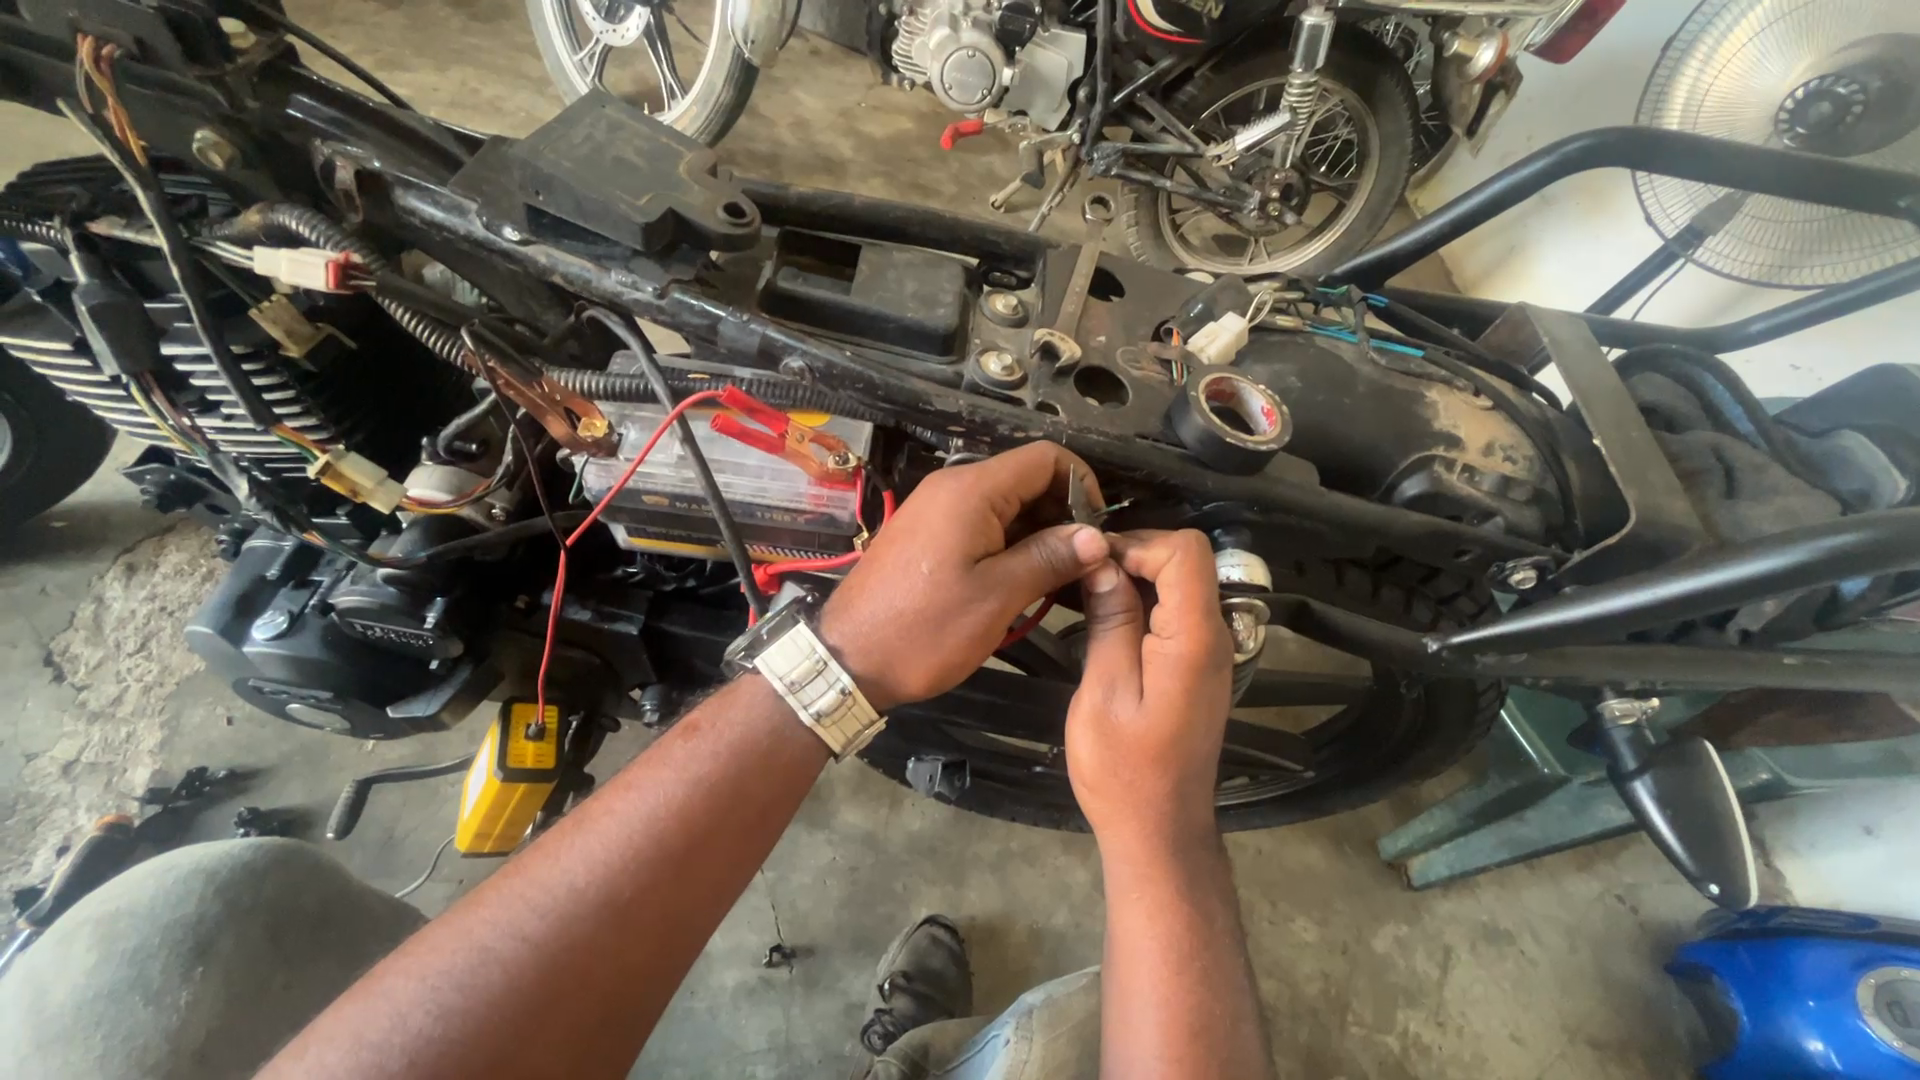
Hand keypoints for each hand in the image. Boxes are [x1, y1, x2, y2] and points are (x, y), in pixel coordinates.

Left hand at [818, 443, 1111, 710]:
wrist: (848, 660)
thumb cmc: (926, 630)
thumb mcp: (997, 596)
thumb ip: (1050, 557)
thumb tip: (1096, 536)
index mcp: (972, 490)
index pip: (1046, 457)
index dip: (1082, 485)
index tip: (1097, 532)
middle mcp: (953, 487)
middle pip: (1027, 479)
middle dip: (1063, 514)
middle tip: (1084, 565)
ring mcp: (937, 510)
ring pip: (1006, 505)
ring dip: (1039, 534)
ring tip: (1061, 580)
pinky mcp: (929, 534)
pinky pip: (982, 524)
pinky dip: (1010, 545)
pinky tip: (1025, 582)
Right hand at [1065, 529, 1233, 846]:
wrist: (1158, 828)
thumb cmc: (1123, 769)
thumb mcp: (1104, 691)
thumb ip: (1111, 621)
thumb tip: (1103, 563)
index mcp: (1193, 638)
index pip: (1185, 552)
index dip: (1137, 544)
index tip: (1092, 564)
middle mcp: (1213, 636)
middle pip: (1187, 561)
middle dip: (1132, 555)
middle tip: (1081, 577)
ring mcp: (1210, 653)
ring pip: (1182, 584)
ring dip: (1135, 578)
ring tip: (1086, 594)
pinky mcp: (1198, 667)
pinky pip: (1177, 612)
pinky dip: (1144, 602)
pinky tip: (1106, 620)